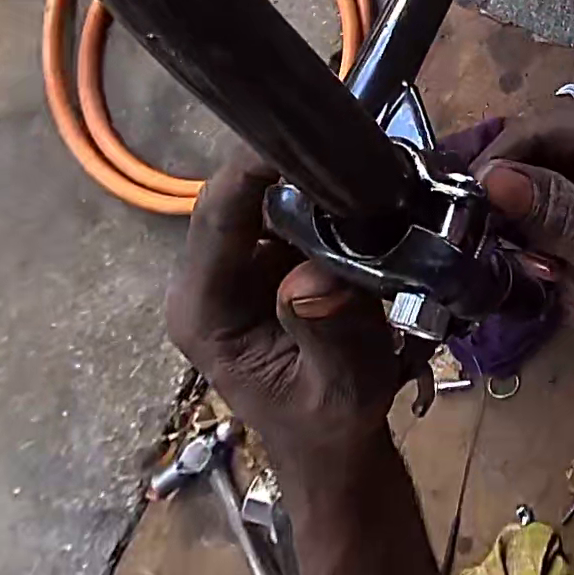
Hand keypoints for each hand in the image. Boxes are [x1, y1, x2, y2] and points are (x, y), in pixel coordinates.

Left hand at [164, 142, 399, 463]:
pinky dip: (328, 195)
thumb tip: (314, 275)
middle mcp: (214, 277)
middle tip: (355, 143)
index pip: (217, 216)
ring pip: (271, 196)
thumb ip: (330, 336)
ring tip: (366, 159)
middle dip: (294, 163)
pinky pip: (296, 210)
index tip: (308, 134)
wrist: (336, 440)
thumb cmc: (330, 423)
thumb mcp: (341, 391)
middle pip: (241, 194)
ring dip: (315, 175)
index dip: (253, 167)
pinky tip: (363, 188)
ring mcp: (244, 264)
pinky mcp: (273, 259)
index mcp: (207, 308)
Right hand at [474, 88, 573, 375]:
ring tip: (506, 251)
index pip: (552, 125)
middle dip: (513, 189)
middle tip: (473, 234)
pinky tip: (540, 253)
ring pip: (558, 167)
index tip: (455, 204)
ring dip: (531, 210)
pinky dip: (556, 222)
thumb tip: (491, 181)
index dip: (500, 162)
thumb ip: (566, 221)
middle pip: (551, 142)